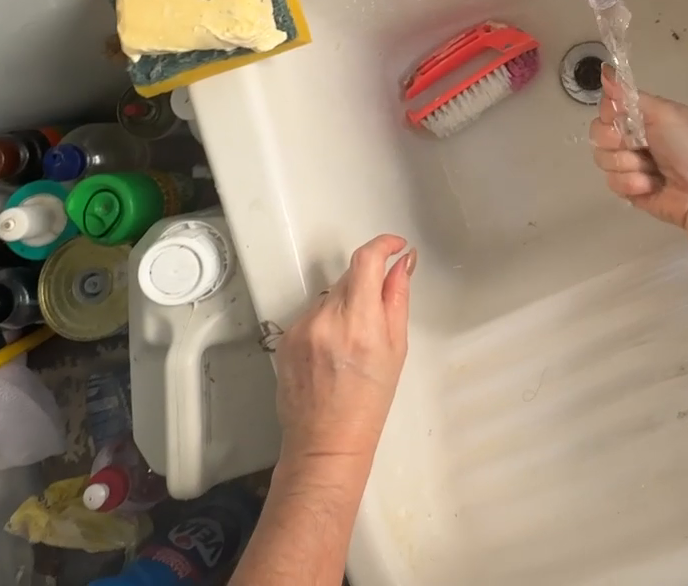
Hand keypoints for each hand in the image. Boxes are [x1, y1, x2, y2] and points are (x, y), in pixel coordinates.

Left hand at [273, 234, 414, 461]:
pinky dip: (327, 320)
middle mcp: (325, 320)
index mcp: (359, 323)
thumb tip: (401, 263)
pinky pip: (313, 313)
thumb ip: (397, 298)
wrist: (325, 442)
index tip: (395, 246)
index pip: (365, 260)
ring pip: (331, 295)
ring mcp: (301, 328)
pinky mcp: (285, 338)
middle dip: (368, 282)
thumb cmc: (368, 403)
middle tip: (378, 313)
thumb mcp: (396, 348)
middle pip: (349, 275)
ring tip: (352, 343)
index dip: (383, 244)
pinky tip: (333, 351)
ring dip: (346, 303)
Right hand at [588, 74, 687, 229]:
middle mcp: (633, 137)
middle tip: (640, 145)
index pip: (607, 108)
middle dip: (617, 141)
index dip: (610, 113)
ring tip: (652, 170)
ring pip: (602, 159)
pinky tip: (651, 185)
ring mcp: (629, 164)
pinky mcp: (627, 188)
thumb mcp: (663, 113)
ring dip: (629, 164)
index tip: (623, 116)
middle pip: (598, 133)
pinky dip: (632, 183)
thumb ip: (629, 94)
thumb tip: (605, 69)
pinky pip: (611, 182)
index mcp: (643, 116)